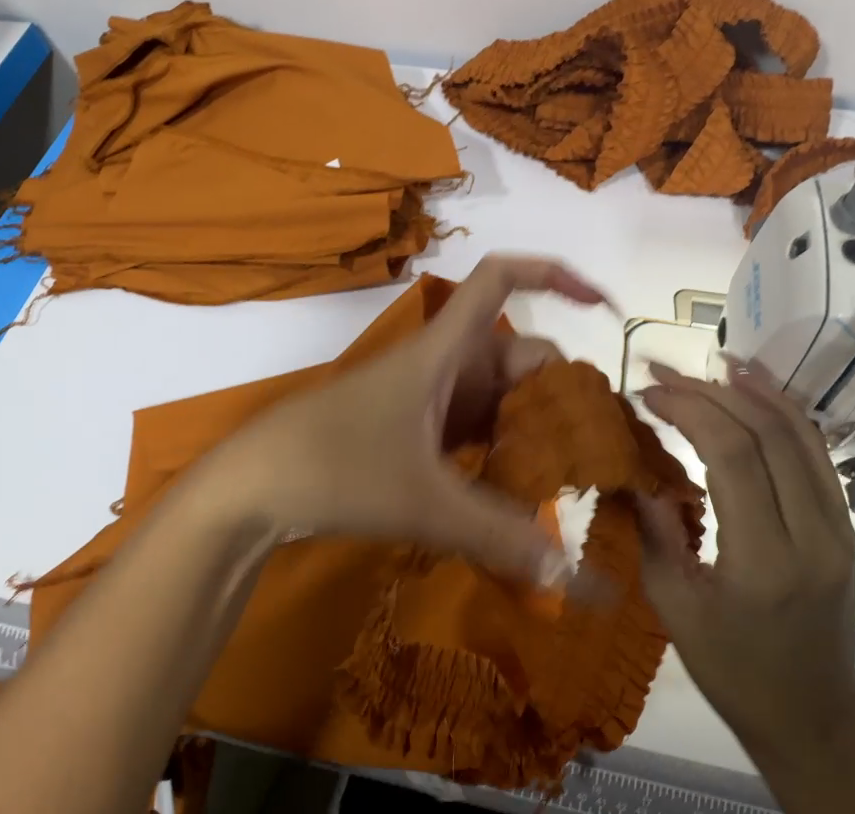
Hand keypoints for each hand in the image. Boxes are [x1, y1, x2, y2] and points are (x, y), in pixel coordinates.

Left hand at [203, 255, 610, 588]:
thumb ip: (502, 539)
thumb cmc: (338, 470)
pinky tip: (518, 488)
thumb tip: (578, 579)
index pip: (500, 280)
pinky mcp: (410, 427)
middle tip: (597, 446)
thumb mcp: (426, 505)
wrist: (253, 486)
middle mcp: (440, 364)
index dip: (553, 275)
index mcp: (444, 351)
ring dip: (532, 425)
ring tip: (570, 474)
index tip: (600, 304)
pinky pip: (472, 424)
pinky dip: (500, 446)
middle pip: (517, 356)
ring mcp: (423, 396)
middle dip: (559, 393)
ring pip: (497, 395)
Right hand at [634, 356, 854, 758]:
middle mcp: (813, 534)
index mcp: (765, 561)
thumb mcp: (674, 607)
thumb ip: (654, 530)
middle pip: (768, 434)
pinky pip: (817, 453)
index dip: (690, 409)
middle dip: (711, 392)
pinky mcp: (845, 524)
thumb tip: (632, 467)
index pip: (734, 456)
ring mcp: (839, 526)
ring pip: (801, 434)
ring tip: (712, 363)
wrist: (812, 714)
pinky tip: (756, 393)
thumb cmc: (732, 670)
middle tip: (664, 373)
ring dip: (755, 391)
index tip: (648, 392)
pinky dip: (786, 414)